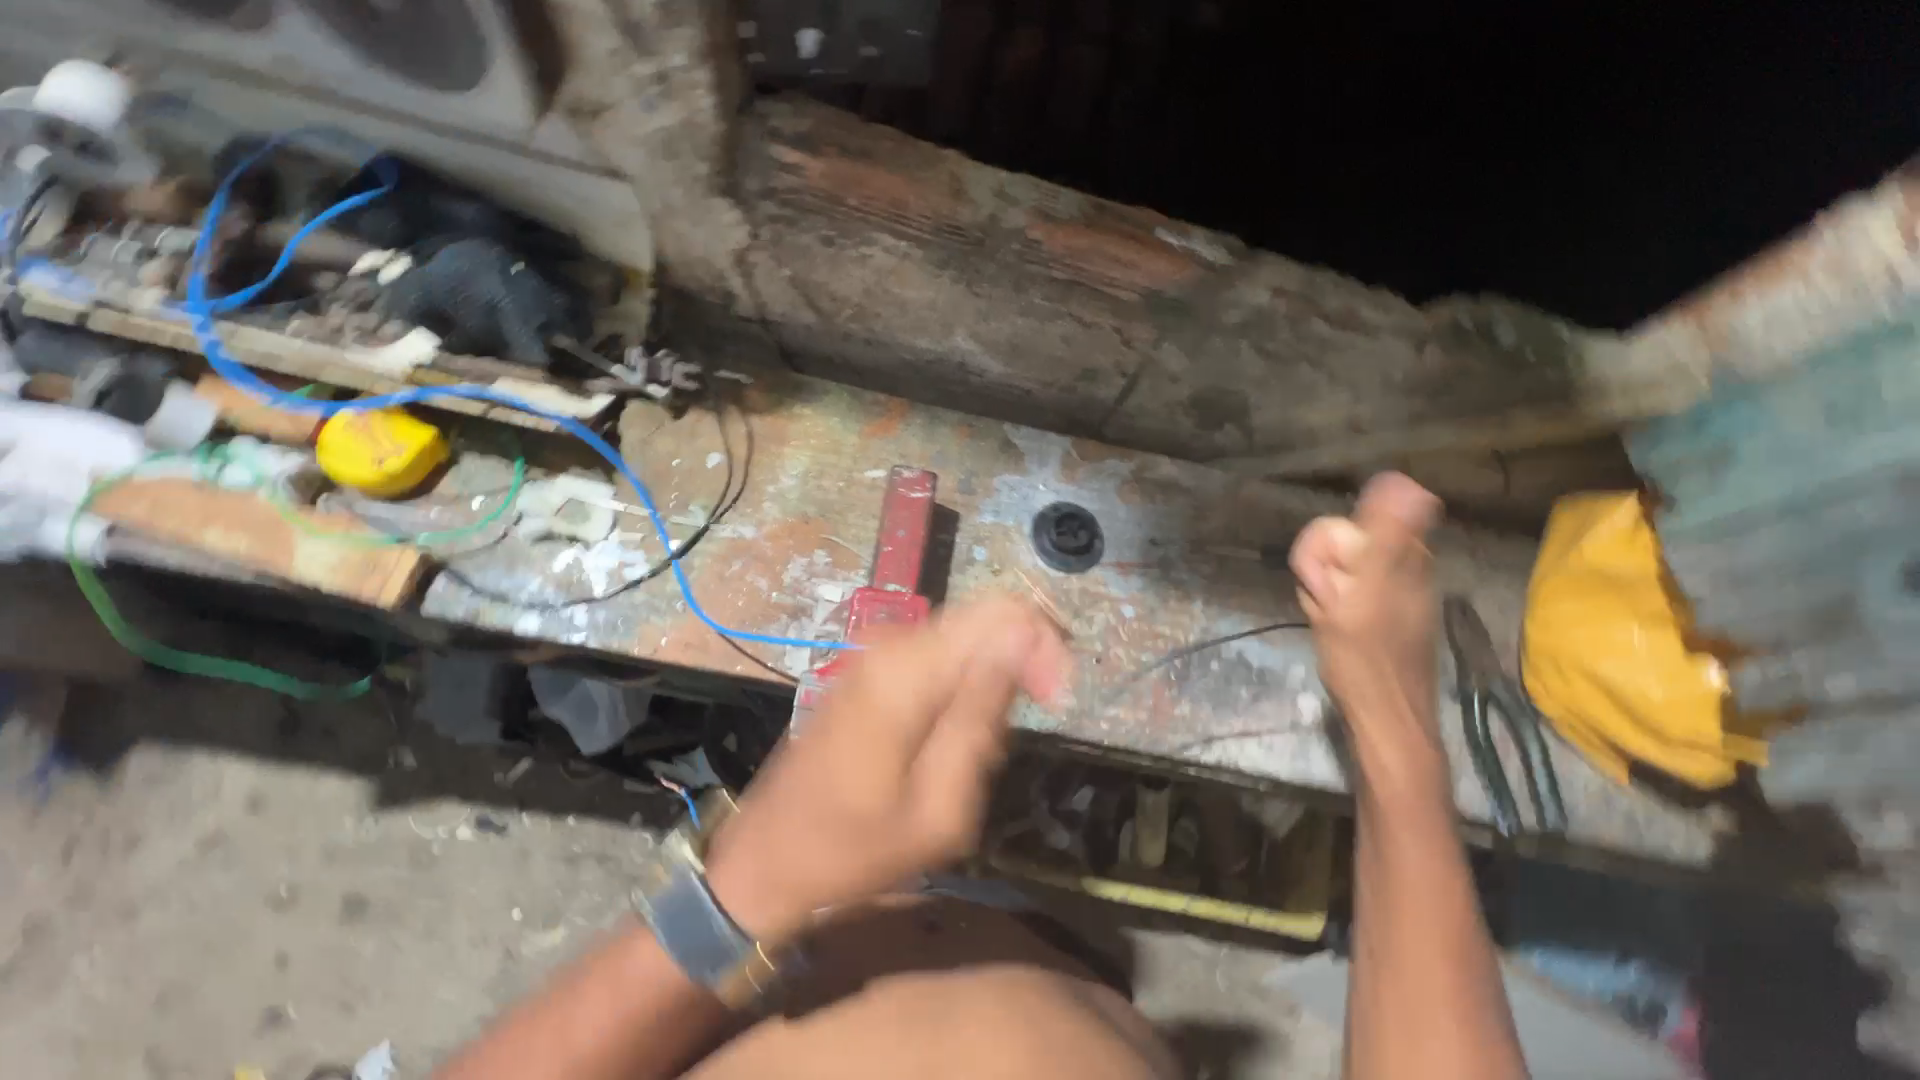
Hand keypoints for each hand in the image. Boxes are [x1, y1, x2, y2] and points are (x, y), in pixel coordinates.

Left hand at [704, 596, 1071, 946]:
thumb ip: (981, 717)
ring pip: (964, 637)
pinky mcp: (868, 670)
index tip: (1057, 701)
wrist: (766, 861)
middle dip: (1022, 662)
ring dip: (991, 681)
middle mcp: (889, 645)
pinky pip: (937, 656)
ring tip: (979, 752)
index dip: (1044, 644)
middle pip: (984, 618)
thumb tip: (1023, 643)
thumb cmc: (853, 851)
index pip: (1002, 612)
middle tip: (1025, 729)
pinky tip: (951, 740)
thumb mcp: (937, 807)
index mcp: (906, 672)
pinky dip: (961, 686)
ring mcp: (873, 654)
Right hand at [1289, 473, 1445, 786]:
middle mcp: (1406, 570)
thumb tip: (1406, 481)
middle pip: (1344, 545)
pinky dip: (1332, 607)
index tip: (1329, 574)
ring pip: (1341, 571)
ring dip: (1324, 590)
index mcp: (1405, 560)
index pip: (1349, 525)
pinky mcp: (1385, 616)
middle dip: (1323, 569)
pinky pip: (1347, 594)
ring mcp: (1395, 594)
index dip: (1327, 545)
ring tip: (1327, 617)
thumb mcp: (1367, 590)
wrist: (1384, 718)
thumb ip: (1384, 535)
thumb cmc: (1367, 657)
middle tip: (1326, 602)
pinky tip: (1331, 627)